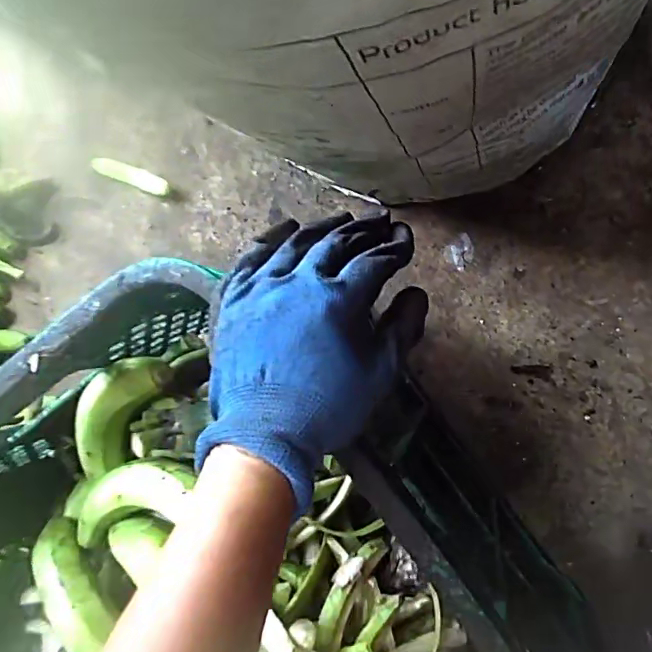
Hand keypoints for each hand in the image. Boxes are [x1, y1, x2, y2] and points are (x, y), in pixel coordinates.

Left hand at [196, 213, 428, 514]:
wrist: (263, 432)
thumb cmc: (329, 407)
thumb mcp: (379, 372)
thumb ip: (403, 328)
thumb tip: (417, 294)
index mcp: (339, 299)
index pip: (375, 261)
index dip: (395, 247)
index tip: (405, 238)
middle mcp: (300, 282)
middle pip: (337, 243)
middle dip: (364, 229)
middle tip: (380, 221)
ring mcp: (262, 287)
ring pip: (296, 243)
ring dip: (323, 227)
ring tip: (343, 219)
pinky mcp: (234, 299)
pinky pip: (251, 257)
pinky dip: (270, 239)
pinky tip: (285, 229)